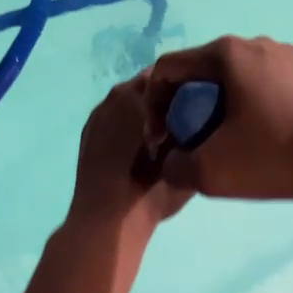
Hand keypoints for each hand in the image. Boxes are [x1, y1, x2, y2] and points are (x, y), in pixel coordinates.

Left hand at [69, 75, 192, 233]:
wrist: (106, 220)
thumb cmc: (150, 187)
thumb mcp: (186, 155)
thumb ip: (196, 125)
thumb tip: (203, 111)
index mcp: (142, 93)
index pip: (169, 72)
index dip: (185, 84)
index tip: (198, 100)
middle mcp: (118, 93)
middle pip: (149, 83)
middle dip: (164, 95)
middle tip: (182, 117)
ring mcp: (100, 111)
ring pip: (130, 98)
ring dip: (144, 108)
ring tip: (159, 134)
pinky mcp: (88, 130)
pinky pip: (114, 115)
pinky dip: (126, 122)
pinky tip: (135, 145)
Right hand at [143, 36, 292, 202]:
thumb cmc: (278, 155)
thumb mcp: (211, 172)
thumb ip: (175, 165)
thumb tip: (172, 159)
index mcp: (228, 53)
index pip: (169, 68)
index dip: (153, 105)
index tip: (161, 143)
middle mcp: (258, 44)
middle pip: (204, 71)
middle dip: (187, 107)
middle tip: (191, 146)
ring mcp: (290, 56)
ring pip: (237, 79)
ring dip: (220, 109)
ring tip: (228, 148)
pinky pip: (267, 87)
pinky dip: (252, 109)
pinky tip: (265, 143)